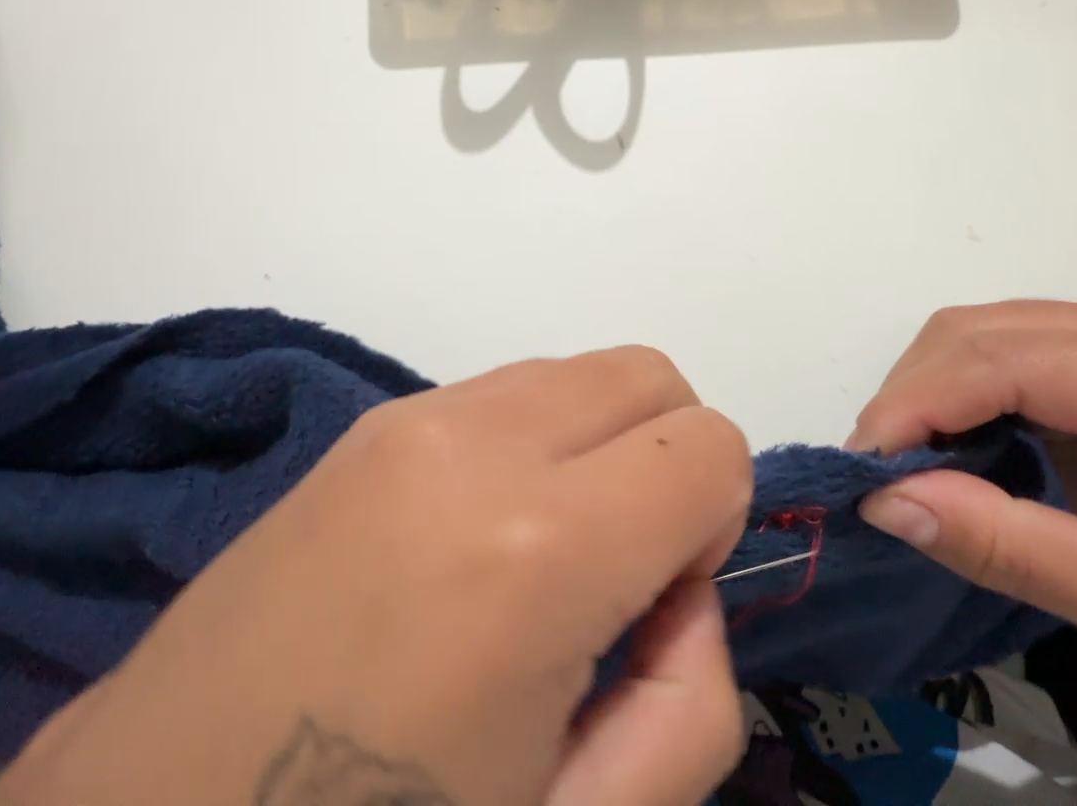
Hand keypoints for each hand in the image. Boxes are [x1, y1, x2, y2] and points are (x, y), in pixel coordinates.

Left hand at [0, 347, 753, 805]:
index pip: (712, 446)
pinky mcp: (361, 427)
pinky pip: (502, 395)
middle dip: (669, 465)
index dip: (716, 529)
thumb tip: (680, 591)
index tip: (657, 608)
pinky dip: (533, 445)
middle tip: (615, 578)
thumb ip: (692, 701)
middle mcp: (472, 446)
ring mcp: (405, 421)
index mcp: (537, 548)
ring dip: (599, 451)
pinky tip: (473, 545)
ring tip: (538, 564)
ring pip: (576, 375)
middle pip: (650, 378)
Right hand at [848, 302, 1076, 803]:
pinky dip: (957, 391)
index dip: (919, 403)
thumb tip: (881, 498)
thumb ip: (1007, 548)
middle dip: (911, 397)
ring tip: (908, 466)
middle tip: (876, 478)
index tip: (858, 469)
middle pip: (990, 330)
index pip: (1017, 360)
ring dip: (927, 391)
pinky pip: (1008, 347)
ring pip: (987, 329)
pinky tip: (953, 445)